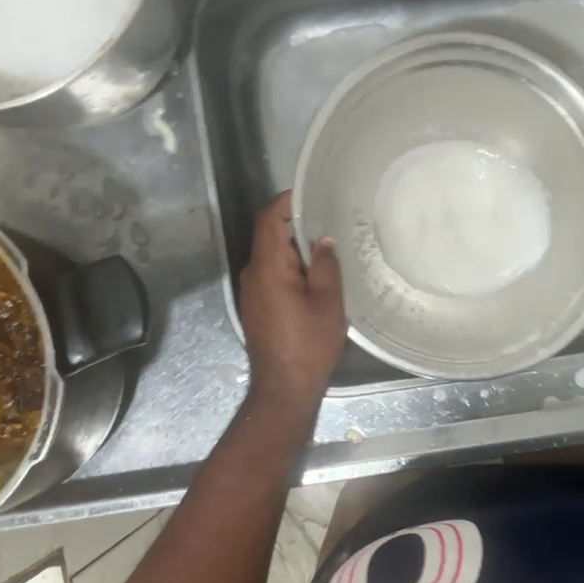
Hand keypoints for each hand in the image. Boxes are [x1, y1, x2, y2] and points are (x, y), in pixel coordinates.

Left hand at [238, 191, 345, 418]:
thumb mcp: (327, 302)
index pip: (270, 219)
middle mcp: (253, 275)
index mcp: (268, 267)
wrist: (284, 389)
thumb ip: (325, 265)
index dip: (287, 202)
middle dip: (297, 225)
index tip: (311, 193)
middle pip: (270, 237)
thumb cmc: (308, 345)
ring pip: (273, 259)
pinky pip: (273, 277)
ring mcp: (253, 293)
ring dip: (297, 250)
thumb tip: (322, 240)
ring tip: (329, 248)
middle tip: (330, 220)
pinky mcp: (259, 309)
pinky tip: (317, 278)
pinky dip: (292, 269)